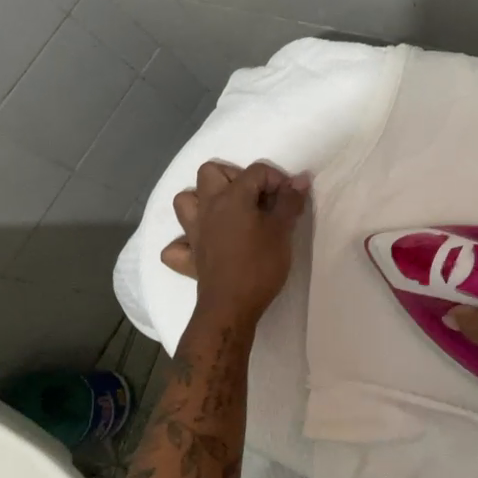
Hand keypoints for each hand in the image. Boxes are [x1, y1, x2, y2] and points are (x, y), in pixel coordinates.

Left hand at [158, 160, 309, 325]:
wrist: (232, 307)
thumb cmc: (260, 264)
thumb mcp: (283, 230)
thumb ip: (290, 201)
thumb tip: (300, 179)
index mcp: (231, 197)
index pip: (256, 171)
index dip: (277, 179)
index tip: (290, 198)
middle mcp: (207, 208)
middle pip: (210, 172)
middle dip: (234, 177)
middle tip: (257, 198)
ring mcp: (193, 232)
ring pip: (185, 201)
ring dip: (203, 201)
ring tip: (227, 213)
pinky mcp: (189, 257)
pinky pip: (177, 244)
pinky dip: (186, 241)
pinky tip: (202, 245)